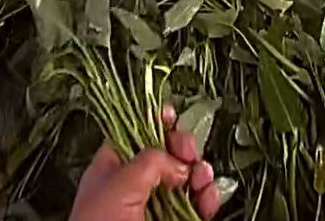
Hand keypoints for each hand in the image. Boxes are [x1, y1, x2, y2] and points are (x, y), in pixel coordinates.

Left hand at [69, 106, 220, 220]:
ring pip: (184, 181)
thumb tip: (179, 163)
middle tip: (190, 152)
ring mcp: (155, 208)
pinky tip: (210, 197)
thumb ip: (150, 163)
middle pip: (165, 153)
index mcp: (114, 164)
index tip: (172, 116)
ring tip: (204, 176)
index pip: (136, 130)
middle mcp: (136, 183)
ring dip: (199, 173)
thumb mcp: (120, 185)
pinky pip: (195, 208)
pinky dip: (206, 200)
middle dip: (182, 147)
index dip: (155, 120)